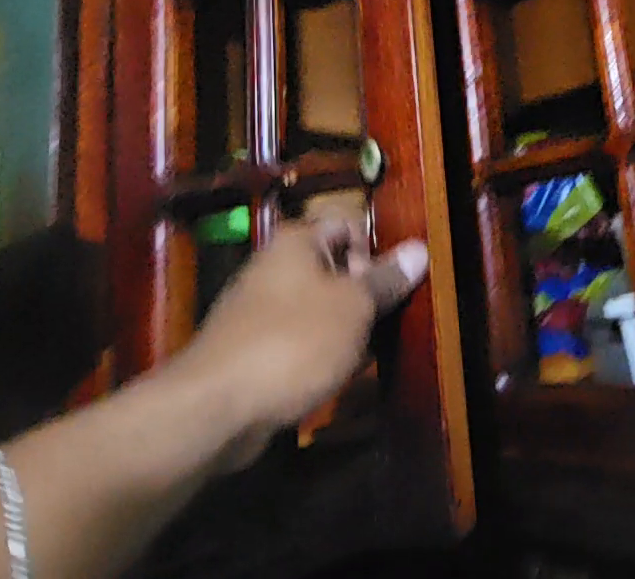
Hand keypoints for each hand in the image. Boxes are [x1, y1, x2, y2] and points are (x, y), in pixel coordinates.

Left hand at [161, 199, 427, 469]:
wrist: (214, 408)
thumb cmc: (294, 341)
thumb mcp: (355, 306)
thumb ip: (388, 279)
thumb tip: (419, 249)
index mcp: (297, 241)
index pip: (349, 225)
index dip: (374, 253)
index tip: (387, 290)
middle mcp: (274, 265)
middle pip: (335, 268)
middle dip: (364, 296)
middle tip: (383, 326)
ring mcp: (258, 308)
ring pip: (319, 308)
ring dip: (345, 329)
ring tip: (364, 356)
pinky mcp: (250, 348)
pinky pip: (298, 339)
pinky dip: (319, 353)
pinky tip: (334, 377)